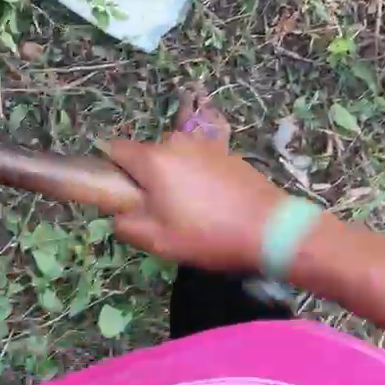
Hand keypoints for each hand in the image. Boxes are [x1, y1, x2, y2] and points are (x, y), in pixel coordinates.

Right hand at [104, 135, 289, 271]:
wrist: (272, 229)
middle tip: (161, 213)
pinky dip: (199, 178)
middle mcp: (174, 142)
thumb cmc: (209, 234)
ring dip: (174, 179)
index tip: (123, 195)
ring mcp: (202, 144)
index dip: (112, 171)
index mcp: (153, 159)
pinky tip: (216, 206)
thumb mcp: (159, 241)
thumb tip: (118, 215)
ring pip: (173, 159)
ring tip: (193, 212)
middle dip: (147, 180)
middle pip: (146, 156)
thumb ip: (127, 225)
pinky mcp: (225, 153)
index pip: (115, 150)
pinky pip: (198, 162)